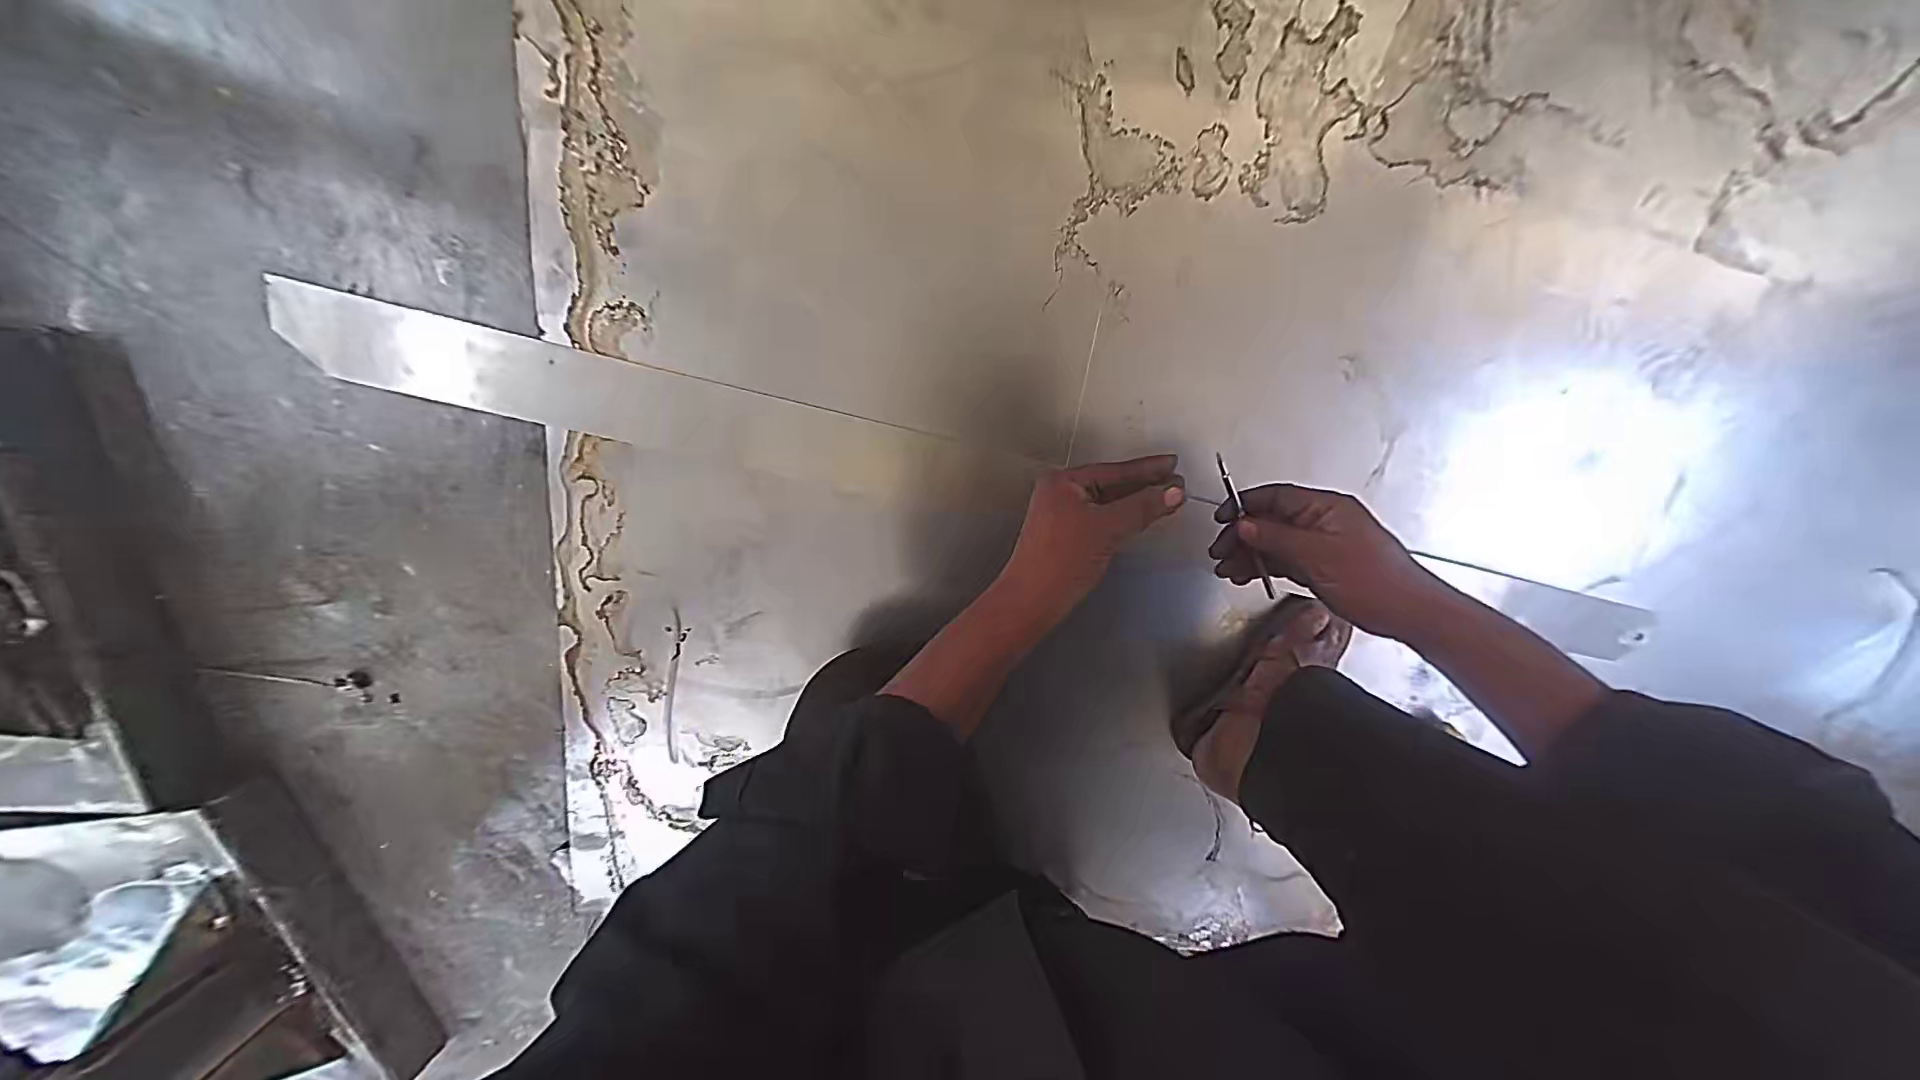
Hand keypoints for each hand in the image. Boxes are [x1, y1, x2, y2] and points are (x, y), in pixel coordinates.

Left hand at [997, 455, 1186, 622]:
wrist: (1033, 600)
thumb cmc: (1054, 565)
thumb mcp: (1106, 528)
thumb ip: (1141, 507)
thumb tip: (1169, 492)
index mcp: (1061, 484)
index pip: (1114, 470)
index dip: (1146, 468)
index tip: (1169, 464)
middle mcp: (1058, 495)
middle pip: (1111, 484)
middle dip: (1144, 484)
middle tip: (1173, 481)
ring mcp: (1061, 516)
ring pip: (1107, 503)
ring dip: (1136, 502)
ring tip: (1164, 498)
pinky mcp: (1066, 537)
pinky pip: (1102, 518)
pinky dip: (1123, 517)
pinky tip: (1139, 518)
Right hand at [1208, 484, 1450, 640]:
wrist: (1407, 613)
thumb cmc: (1377, 582)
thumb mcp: (1316, 556)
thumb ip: (1276, 538)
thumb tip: (1245, 525)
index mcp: (1325, 508)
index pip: (1274, 497)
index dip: (1243, 505)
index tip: (1222, 517)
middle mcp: (1322, 522)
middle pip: (1270, 521)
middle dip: (1241, 535)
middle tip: (1220, 550)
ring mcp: (1321, 544)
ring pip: (1274, 542)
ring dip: (1248, 554)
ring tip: (1228, 567)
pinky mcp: (1321, 564)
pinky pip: (1284, 560)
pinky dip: (1263, 566)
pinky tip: (1247, 573)